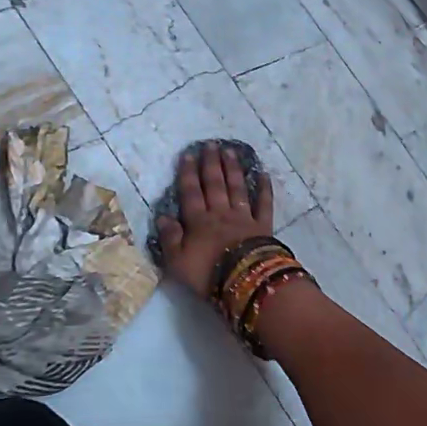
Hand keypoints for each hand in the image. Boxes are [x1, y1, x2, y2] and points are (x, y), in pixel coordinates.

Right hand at [155, 142, 274, 297]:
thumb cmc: (206, 274)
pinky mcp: (263, 226)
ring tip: (230, 151)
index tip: (188, 154)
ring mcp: (243, 218)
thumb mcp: (177, 261)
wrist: (244, 280)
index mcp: (198, 222)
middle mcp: (220, 214)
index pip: (190, 193)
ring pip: (237, 188)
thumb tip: (162, 217)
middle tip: (211, 144)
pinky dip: (264, 188)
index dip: (188, 173)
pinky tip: (263, 174)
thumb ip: (169, 238)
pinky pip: (264, 204)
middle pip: (215, 184)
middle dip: (211, 163)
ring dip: (232, 169)